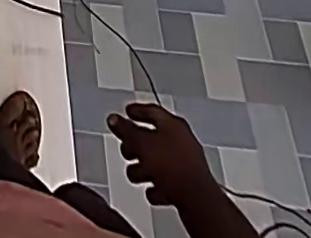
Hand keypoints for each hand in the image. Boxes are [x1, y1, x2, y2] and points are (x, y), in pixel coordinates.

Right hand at [108, 103, 222, 207]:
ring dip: (144, 169)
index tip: (127, 111)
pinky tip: (154, 191)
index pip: (151, 110)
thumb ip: (126, 130)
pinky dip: (158, 186)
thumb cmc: (174, 167)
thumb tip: (114, 119)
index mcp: (172, 124)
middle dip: (136, 145)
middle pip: (152, 137)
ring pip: (158, 161)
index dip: (136, 110)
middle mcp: (182, 140)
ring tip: (137, 175)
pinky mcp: (187, 184)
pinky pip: (167, 182)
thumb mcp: (142, 144)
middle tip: (127, 149)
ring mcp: (186, 162)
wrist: (196, 200)